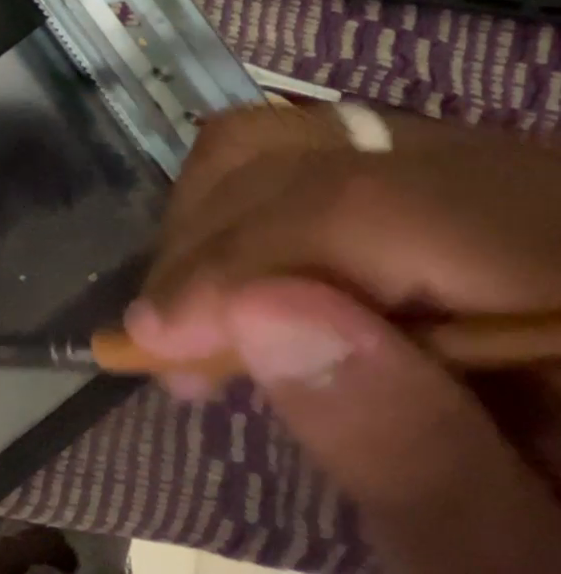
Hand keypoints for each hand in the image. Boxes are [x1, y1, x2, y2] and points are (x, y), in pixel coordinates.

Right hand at [128, 106, 560, 571]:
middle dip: (216, 243)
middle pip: (332, 157)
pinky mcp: (443, 198)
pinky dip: (244, 224)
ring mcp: (494, 187)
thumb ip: (418, 454)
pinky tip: (234, 301)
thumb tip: (255, 314)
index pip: (385, 207)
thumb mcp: (521, 560)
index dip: (248, 258)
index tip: (156, 341)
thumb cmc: (552, 560)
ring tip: (190, 322)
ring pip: (307, 145)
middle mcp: (542, 197)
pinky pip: (314, 165)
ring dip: (216, 226)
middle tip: (164, 345)